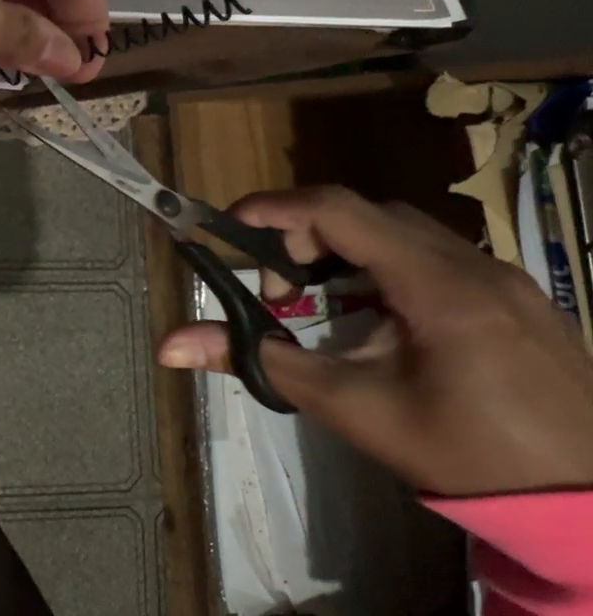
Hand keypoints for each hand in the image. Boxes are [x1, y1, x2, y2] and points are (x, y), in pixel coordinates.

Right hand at [158, 186, 592, 497]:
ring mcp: (512, 283)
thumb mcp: (349, 405)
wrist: (590, 509)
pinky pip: (440, 259)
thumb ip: (257, 360)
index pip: (339, 210)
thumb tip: (166, 345)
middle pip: (369, 215)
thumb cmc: (464, 453)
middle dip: (305, 236)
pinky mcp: (525, 303)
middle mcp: (479, 268)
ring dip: (346, 253)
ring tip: (325, 307)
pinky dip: (387, 270)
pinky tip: (380, 323)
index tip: (227, 228)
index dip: (273, 208)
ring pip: (405, 233)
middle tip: (280, 289)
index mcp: (440, 286)